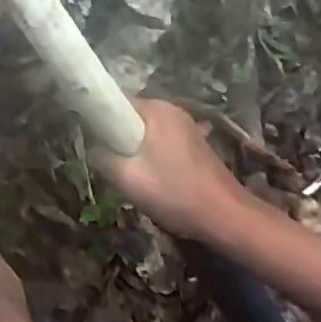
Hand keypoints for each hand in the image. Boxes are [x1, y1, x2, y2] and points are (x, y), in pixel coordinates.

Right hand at [94, 99, 253, 242]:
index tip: (91, 140)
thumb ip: (101, 157)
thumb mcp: (127, 178)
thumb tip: (92, 147)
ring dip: (134, 148)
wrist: (229, 219)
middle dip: (117, 137)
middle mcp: (171, 109)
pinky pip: (160, 140)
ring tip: (132, 174)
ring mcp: (185, 125)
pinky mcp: (194, 142)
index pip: (114, 102)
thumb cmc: (176, 193)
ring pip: (145, 130)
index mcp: (155, 108)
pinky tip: (153, 178)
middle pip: (130, 116)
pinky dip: (151, 154)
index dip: (97, 119)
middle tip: (112, 164)